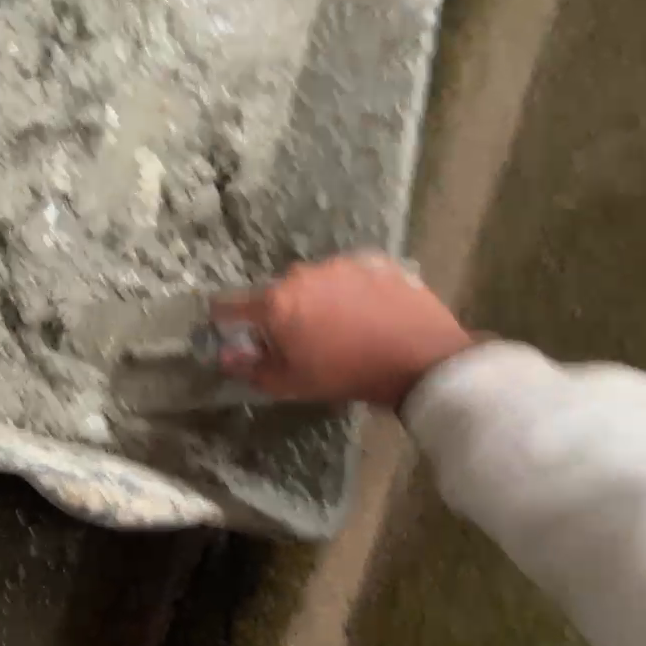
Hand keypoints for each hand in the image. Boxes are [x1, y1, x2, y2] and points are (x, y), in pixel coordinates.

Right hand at [213, 253, 475, 408]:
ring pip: (312, 281)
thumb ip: (248, 367)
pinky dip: (345, 289)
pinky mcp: (377, 263)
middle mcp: (302, 276)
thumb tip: (226, 355)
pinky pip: (347, 274)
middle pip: (274, 292)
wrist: (423, 359)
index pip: (229, 305)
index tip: (227, 328)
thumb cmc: (345, 374)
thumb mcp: (288, 382)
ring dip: (312, 298)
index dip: (223, 318)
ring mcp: (342, 265)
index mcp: (274, 303)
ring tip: (332, 323)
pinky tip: (360, 310)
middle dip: (276, 311)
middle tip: (293, 336)